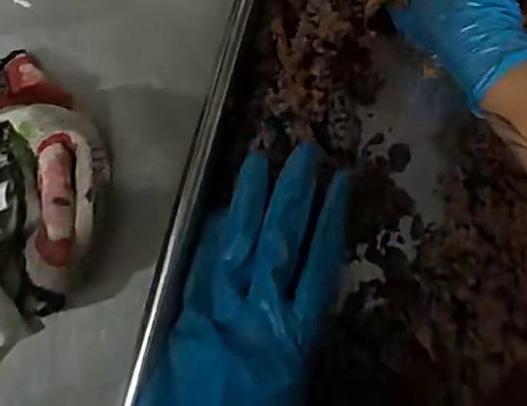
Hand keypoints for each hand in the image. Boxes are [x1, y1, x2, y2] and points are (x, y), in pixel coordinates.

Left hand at [144, 144, 349, 405]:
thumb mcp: (294, 376)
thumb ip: (299, 325)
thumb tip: (312, 274)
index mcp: (295, 333)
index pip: (320, 260)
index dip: (331, 216)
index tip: (341, 179)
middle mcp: (261, 312)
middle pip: (281, 239)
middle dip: (293, 191)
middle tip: (304, 151)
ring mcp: (220, 310)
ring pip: (238, 242)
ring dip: (249, 198)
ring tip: (258, 159)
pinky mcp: (185, 318)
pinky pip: (200, 266)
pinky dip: (210, 235)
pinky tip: (218, 208)